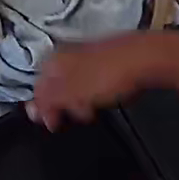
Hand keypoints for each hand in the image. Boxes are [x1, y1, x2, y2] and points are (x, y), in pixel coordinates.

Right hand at [28, 33, 178, 129]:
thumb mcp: (74, 93)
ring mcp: (86, 54)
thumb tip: (30, 111)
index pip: (38, 87)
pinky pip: (89, 78)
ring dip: (77, 100)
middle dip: (60, 104)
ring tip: (89, 112)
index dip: (41, 108)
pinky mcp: (105, 58)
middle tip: (72, 118)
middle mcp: (67, 54)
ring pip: (72, 81)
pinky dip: (91, 92)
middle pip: (54, 83)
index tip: (52, 125)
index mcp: (55, 60)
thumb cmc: (108, 76)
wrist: (148, 57)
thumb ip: (49, 102)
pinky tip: (102, 99)